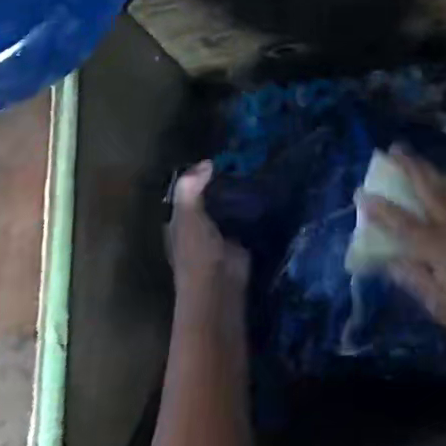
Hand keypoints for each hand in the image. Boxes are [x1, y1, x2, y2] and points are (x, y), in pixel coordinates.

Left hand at [167, 161, 248, 311]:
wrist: (220, 286)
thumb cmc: (197, 251)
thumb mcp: (187, 215)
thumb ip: (191, 188)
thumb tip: (207, 162)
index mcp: (179, 222)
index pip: (187, 193)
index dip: (199, 178)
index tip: (219, 160)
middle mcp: (197, 229)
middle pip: (210, 200)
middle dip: (223, 185)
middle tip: (244, 163)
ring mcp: (219, 237)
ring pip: (228, 210)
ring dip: (240, 197)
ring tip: (258, 174)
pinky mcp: (240, 244)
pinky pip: (246, 222)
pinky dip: (254, 212)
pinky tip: (266, 196)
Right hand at [356, 145, 445, 345]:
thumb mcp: (438, 304)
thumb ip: (411, 279)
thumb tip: (387, 260)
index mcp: (440, 247)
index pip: (403, 224)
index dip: (380, 209)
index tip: (360, 193)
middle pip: (428, 189)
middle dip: (409, 167)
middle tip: (392, 150)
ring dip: (428, 169)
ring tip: (413, 156)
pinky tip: (442, 180)